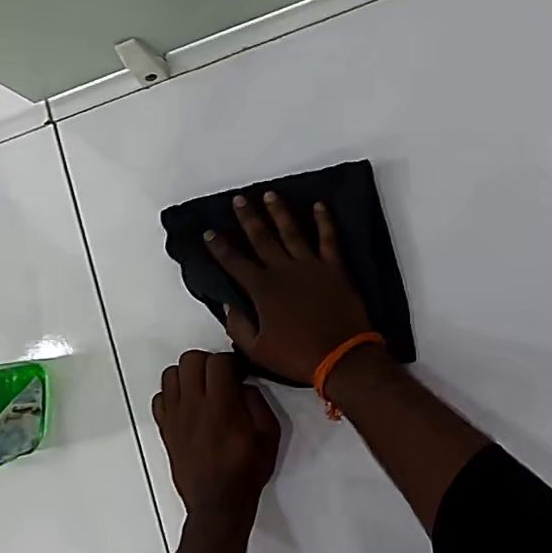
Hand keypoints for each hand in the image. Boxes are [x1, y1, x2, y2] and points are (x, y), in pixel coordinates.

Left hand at [152, 351, 280, 519]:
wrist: (218, 504)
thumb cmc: (245, 472)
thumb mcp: (269, 434)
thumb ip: (257, 402)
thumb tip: (243, 386)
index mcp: (221, 406)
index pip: (218, 361)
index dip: (232, 361)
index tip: (240, 371)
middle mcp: (194, 406)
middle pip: (190, 359)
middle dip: (208, 361)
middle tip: (221, 376)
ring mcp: (175, 417)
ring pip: (171, 374)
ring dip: (188, 374)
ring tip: (203, 388)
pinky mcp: (165, 429)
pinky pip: (159, 398)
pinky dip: (172, 395)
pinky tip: (188, 405)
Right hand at [205, 192, 376, 383]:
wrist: (341, 357)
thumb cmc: (298, 356)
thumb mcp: (258, 350)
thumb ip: (239, 326)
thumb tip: (228, 306)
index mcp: (263, 290)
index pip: (234, 262)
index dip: (220, 246)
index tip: (210, 232)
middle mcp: (284, 270)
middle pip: (261, 237)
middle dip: (248, 217)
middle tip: (239, 200)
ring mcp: (311, 265)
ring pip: (291, 230)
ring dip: (279, 211)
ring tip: (270, 195)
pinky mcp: (335, 267)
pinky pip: (329, 237)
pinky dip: (324, 220)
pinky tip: (319, 206)